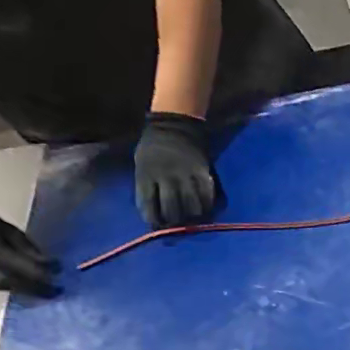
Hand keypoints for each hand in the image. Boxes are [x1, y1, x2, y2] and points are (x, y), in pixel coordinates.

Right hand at [0, 182, 58, 296]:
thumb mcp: (9, 229)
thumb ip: (29, 249)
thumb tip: (50, 267)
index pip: (21, 268)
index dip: (41, 277)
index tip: (59, 284)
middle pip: (11, 282)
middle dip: (34, 289)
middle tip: (53, 293)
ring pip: (0, 287)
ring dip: (21, 290)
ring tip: (40, 292)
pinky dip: (7, 287)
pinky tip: (19, 287)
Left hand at [133, 113, 216, 228]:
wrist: (175, 123)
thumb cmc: (154, 146)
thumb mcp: (142, 165)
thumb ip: (147, 186)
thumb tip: (154, 211)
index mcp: (147, 175)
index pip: (149, 206)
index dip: (154, 220)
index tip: (158, 225)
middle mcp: (166, 178)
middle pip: (172, 210)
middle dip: (174, 222)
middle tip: (177, 224)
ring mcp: (186, 176)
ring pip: (191, 207)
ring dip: (192, 217)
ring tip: (193, 219)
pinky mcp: (202, 173)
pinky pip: (207, 196)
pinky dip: (207, 206)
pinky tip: (205, 209)